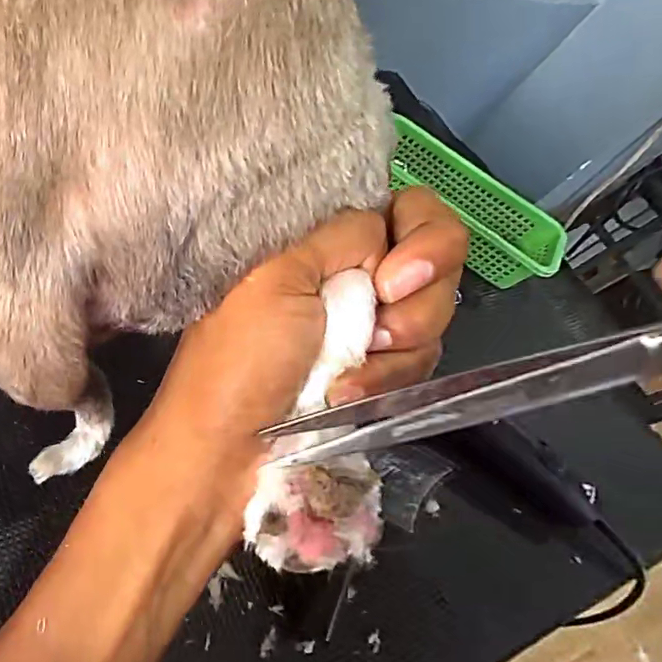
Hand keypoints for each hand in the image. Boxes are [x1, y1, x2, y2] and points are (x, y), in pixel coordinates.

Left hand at [136, 187, 468, 474]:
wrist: (224, 451)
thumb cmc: (239, 361)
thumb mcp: (279, 277)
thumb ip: (344, 235)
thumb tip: (384, 232)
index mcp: (322, 240)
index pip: (408, 210)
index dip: (424, 235)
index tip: (391, 278)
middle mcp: (351, 276)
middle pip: (437, 265)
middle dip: (418, 301)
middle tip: (378, 331)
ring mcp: (366, 327)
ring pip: (432, 318)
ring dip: (398, 349)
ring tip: (344, 373)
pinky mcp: (374, 372)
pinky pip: (417, 364)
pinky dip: (386, 381)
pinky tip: (344, 395)